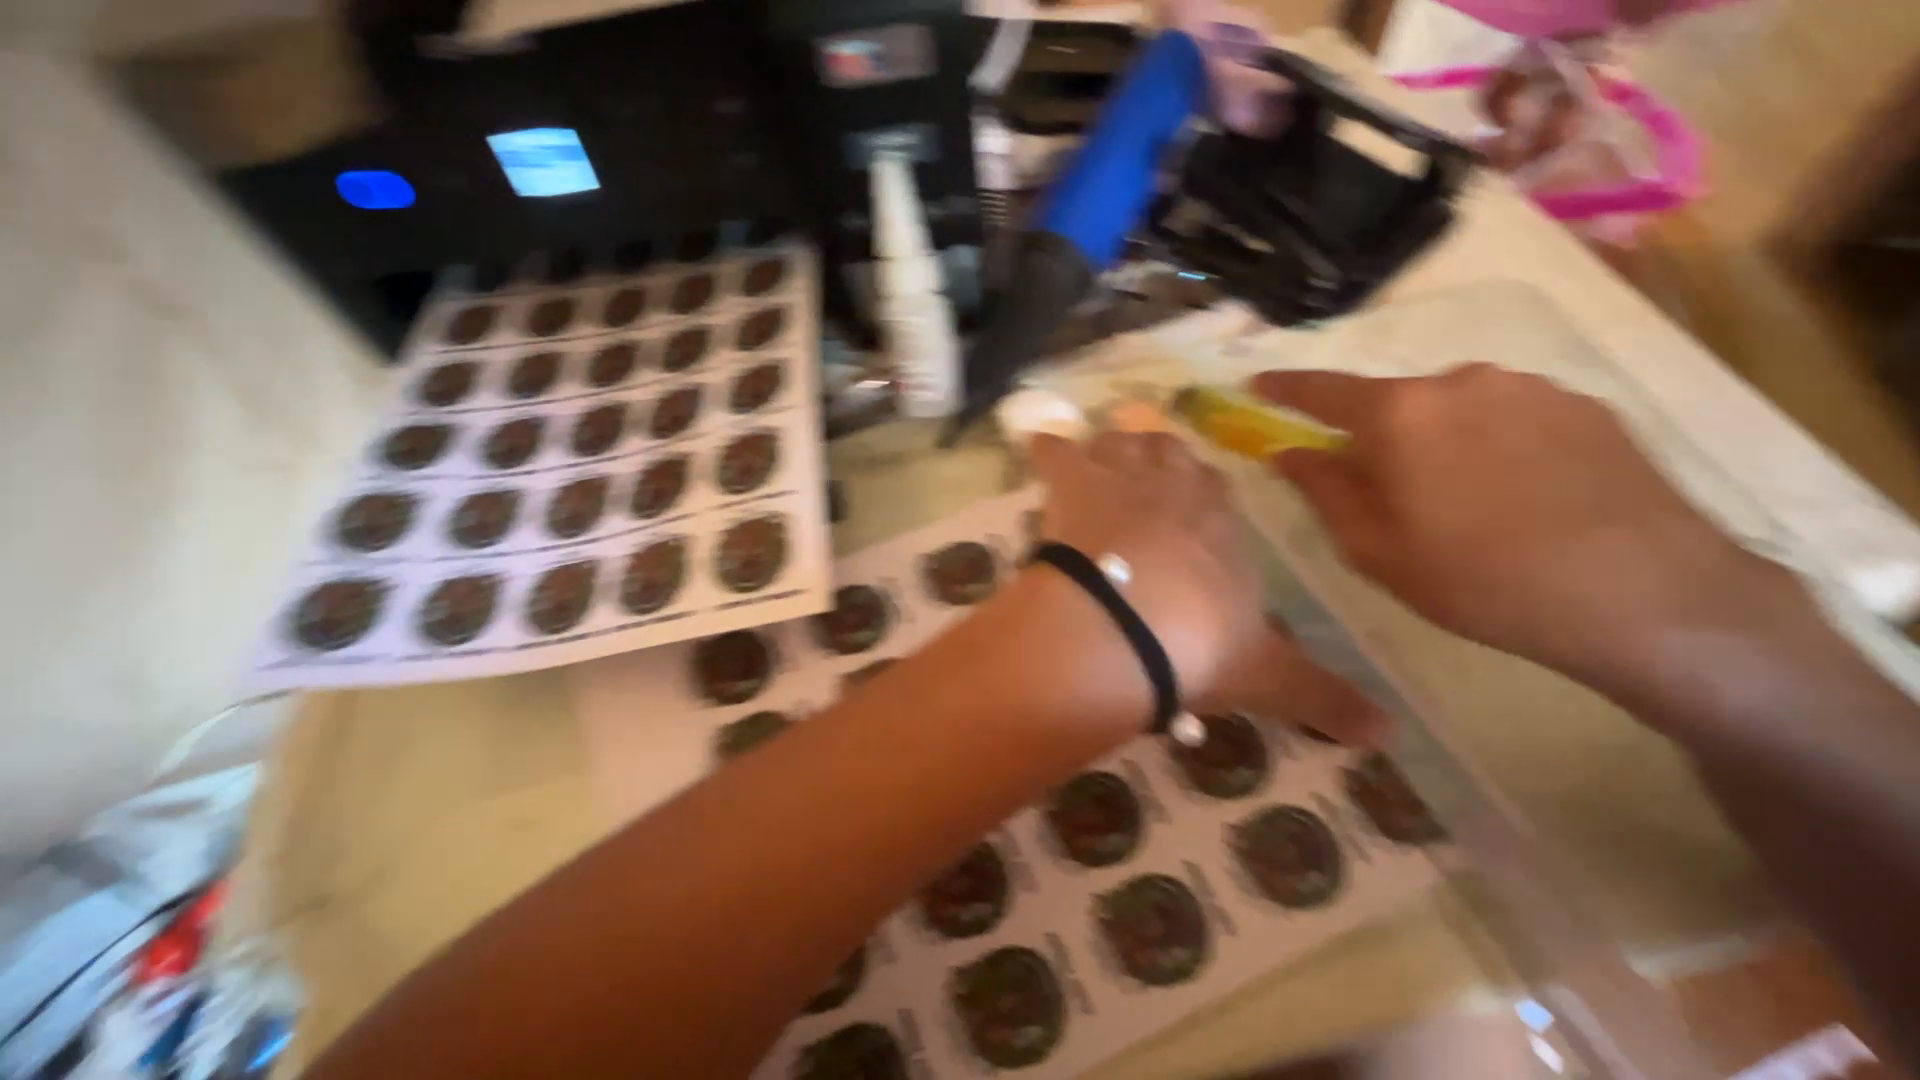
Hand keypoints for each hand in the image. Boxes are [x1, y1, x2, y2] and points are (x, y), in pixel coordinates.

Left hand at [1028, 432, 1384, 745]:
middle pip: (1175, 460)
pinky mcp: (1073, 479)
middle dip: (1165, 470)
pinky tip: (1039, 451)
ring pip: (1124, 445)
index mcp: (1227, 528)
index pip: (1221, 498)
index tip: (1193, 518)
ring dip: (1115, 454)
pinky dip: (1048, 450)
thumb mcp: (1269, 677)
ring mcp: (1125, 477)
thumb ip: (1325, 698)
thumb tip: (1390, 734)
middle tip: (1145, 491)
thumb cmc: (1198, 647)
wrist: (1126, 627)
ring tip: (1100, 469)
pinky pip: (1056, 449)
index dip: (1204, 505)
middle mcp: (1181, 489)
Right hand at [1252, 365, 1798, 685]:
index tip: (1258, 386)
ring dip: (1446, 445)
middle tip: (1393, 498)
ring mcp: (1532, 388)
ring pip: (1460, 411)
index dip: (1286, 390)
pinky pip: (1516, 419)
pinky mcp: (1588, 406)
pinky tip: (1527, 500)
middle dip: (1382, 440)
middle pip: (1398, 405)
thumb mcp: (1377, 552)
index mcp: (1400, 414)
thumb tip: (1290, 452)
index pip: (1324, 390)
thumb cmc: (1481, 580)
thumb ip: (1324, 491)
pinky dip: (1501, 448)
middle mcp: (1462, 381)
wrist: (1643, 594)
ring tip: (1471, 507)